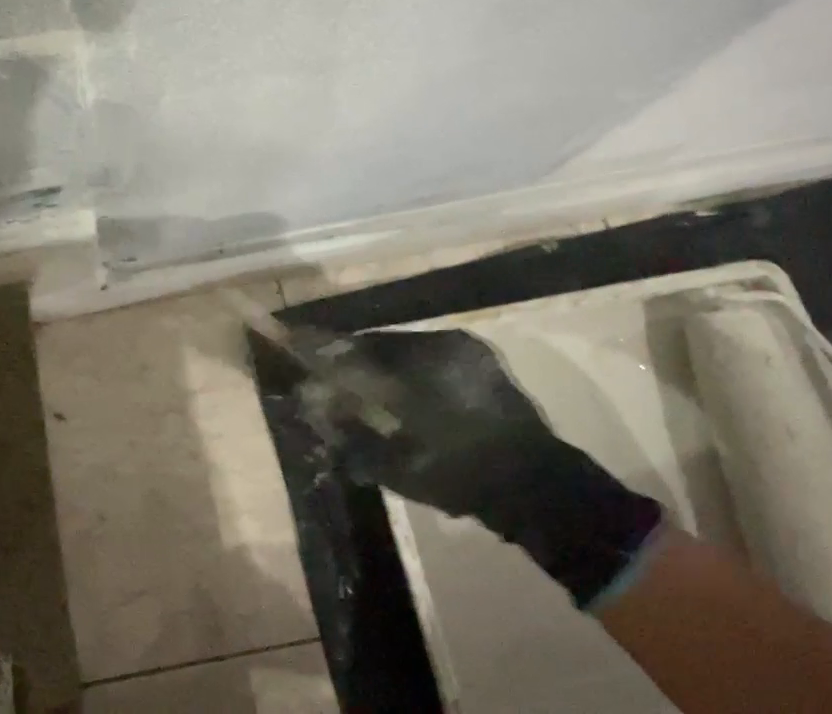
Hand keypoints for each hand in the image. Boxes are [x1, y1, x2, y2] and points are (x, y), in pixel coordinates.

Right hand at [298, 328, 665, 609]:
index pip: (354, 347)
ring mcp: (465, 349)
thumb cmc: (460, 476)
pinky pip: (430, 355)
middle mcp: (440, 343)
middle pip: (379, 344)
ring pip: (404, 348)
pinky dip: (407, 368)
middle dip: (349, 356)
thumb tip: (310, 404)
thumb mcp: (394, 463)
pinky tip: (399, 391)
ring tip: (361, 384)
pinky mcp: (481, 360)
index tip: (291, 342)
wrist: (540, 488)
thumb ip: (347, 430)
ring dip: (379, 363)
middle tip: (325, 371)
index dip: (320, 348)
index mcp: (417, 363)